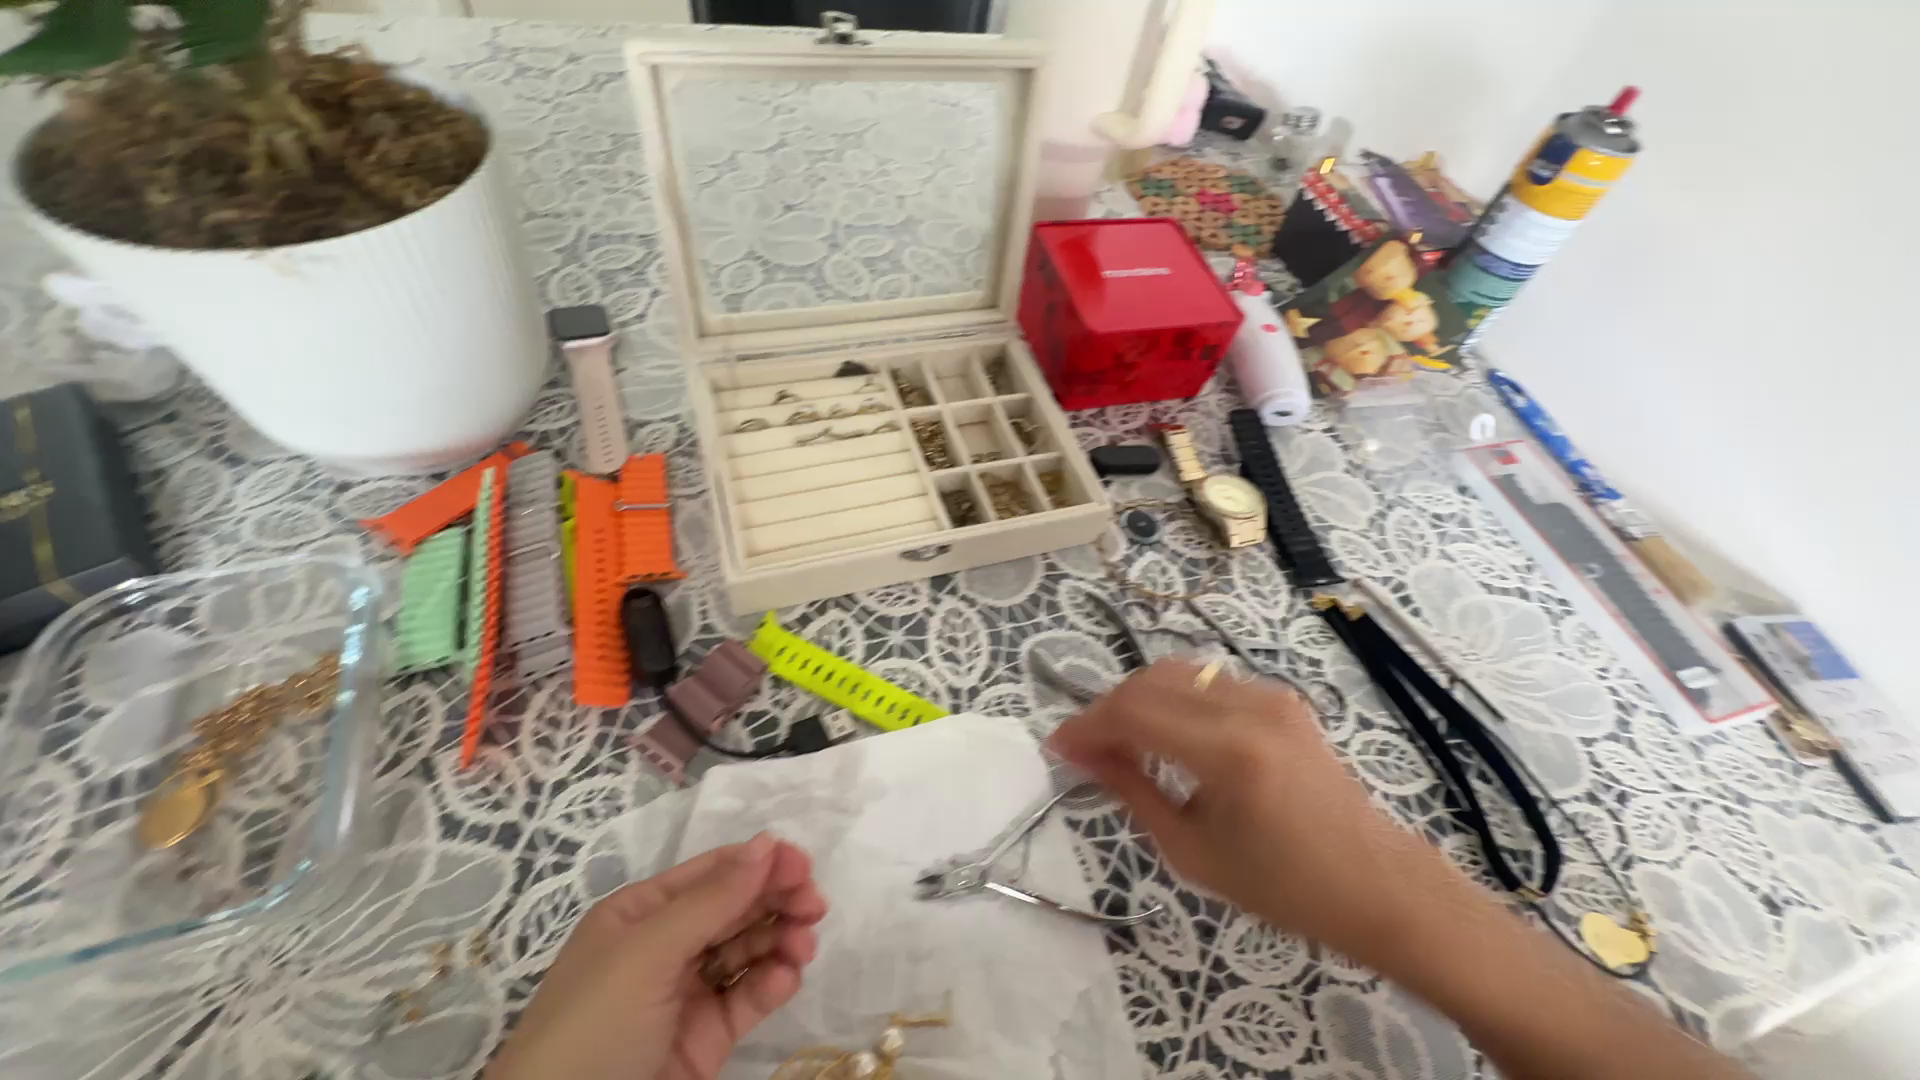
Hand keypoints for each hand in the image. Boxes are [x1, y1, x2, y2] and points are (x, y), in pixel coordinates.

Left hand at [487, 833, 828, 1079]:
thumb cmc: (594, 1027)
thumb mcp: (647, 954)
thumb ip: (712, 899)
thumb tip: (768, 842)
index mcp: (642, 914)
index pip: (712, 873)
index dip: (759, 864)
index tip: (803, 866)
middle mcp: (666, 946)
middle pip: (736, 907)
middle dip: (777, 900)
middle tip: (815, 906)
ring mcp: (688, 993)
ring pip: (748, 950)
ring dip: (780, 939)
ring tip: (804, 946)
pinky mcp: (707, 1037)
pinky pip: (748, 997)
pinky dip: (773, 983)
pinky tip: (787, 977)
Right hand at [1047, 659, 1466, 964]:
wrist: (1377, 884)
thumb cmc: (1285, 886)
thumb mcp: (1193, 851)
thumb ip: (1132, 791)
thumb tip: (1081, 756)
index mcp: (1229, 753)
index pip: (1133, 713)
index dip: (1086, 726)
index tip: (1057, 748)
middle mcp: (1250, 707)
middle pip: (1150, 682)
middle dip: (1106, 710)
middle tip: (1084, 749)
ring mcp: (1270, 696)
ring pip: (1176, 673)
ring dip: (1137, 700)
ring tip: (1118, 742)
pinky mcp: (1281, 698)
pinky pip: (1206, 682)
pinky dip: (1171, 698)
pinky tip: (1163, 734)